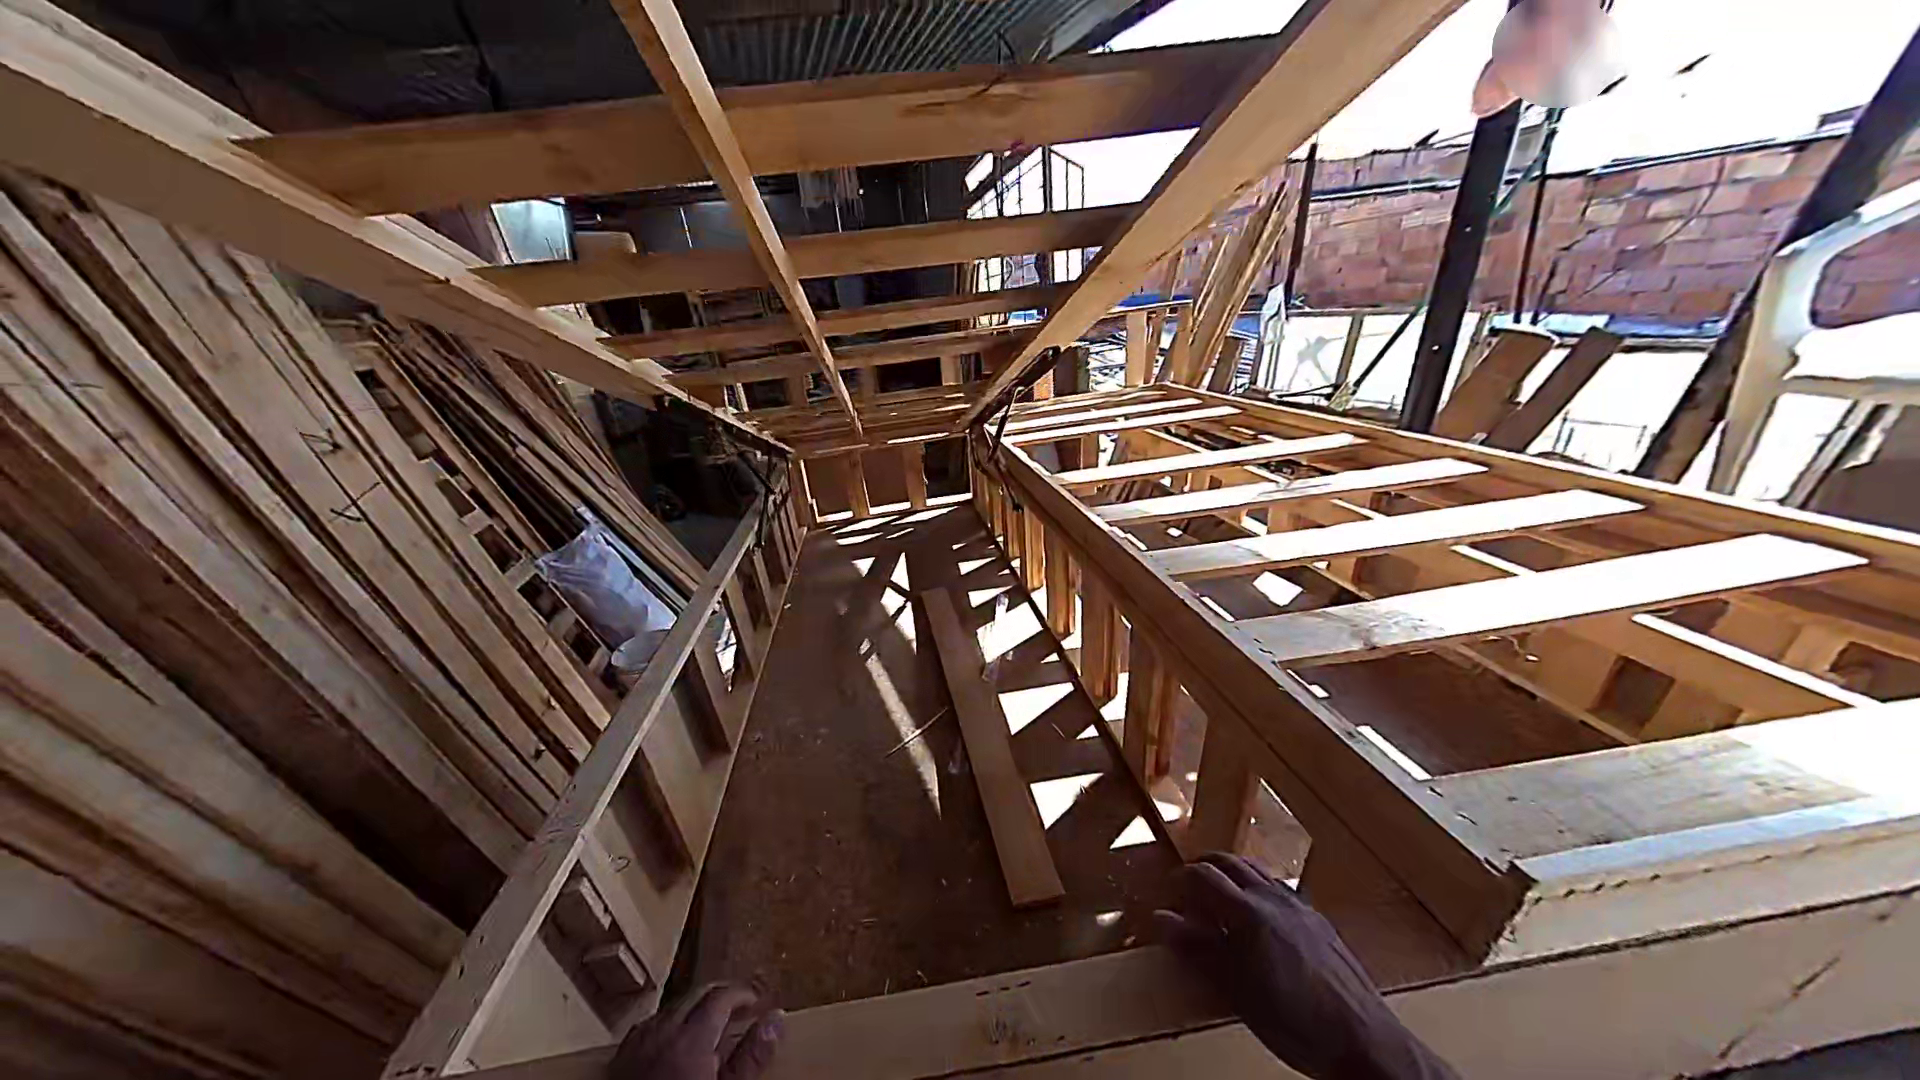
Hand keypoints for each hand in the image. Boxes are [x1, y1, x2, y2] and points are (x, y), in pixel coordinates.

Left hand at [608, 983, 782, 1079]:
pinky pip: (650, 1025)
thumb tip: (775, 1019)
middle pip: (697, 993)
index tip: (757, 1002)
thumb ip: (751, 1057)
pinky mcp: (621, 1060)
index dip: (743, 993)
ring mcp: (639, 1043)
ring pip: (673, 1006)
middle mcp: (664, 1030)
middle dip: (721, 994)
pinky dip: (669, 1023)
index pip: (723, 995)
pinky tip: (674, 1039)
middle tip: (740, 1008)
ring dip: (696, 1006)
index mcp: (692, 1037)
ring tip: (712, 1024)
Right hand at [1153, 854, 1455, 1079]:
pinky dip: (1256, 886)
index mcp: (1247, 911)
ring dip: (1230, 872)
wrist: (1365, 1041)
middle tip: (1188, 886)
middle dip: (1202, 866)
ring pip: (1254, 869)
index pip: (1202, 875)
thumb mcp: (1235, 990)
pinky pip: (1278, 886)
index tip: (1168, 893)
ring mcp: (1298, 905)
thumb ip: (1197, 949)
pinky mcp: (1318, 919)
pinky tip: (1258, 915)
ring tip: (1219, 894)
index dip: (1180, 879)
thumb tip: (1161, 917)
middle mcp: (1271, 897)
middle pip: (1228, 861)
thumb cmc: (1293, 1021)